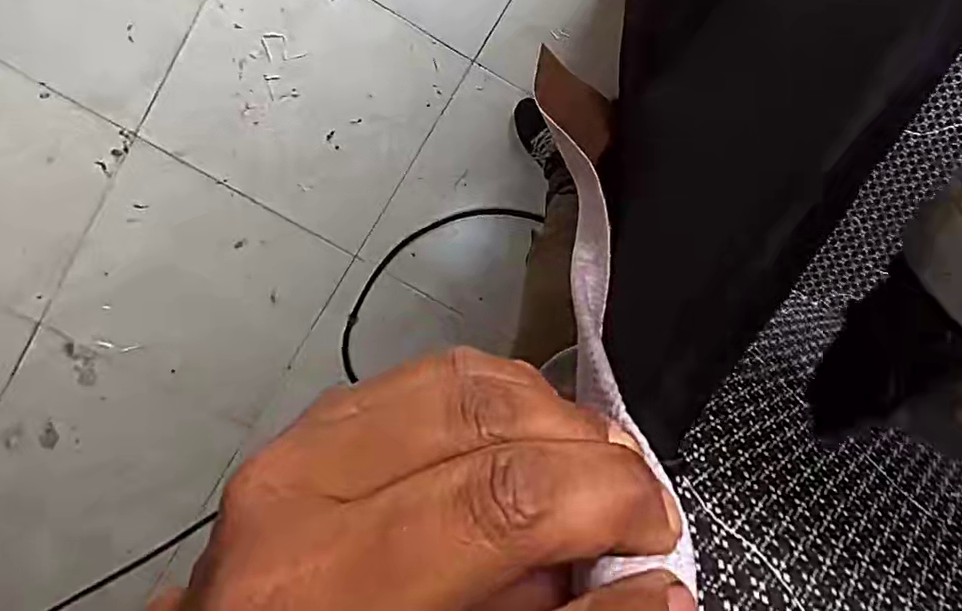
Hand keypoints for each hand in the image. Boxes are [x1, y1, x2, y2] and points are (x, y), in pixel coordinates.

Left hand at [150, 348, 689, 610]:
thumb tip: (663, 588)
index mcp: (319, 587)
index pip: (499, 499)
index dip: (605, 500)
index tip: (659, 532)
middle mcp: (297, 492)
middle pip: (491, 421)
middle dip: (589, 453)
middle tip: (636, 496)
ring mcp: (305, 436)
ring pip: (471, 377)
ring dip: (552, 415)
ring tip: (589, 462)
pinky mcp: (325, 413)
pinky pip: (443, 372)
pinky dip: (508, 395)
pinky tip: (533, 434)